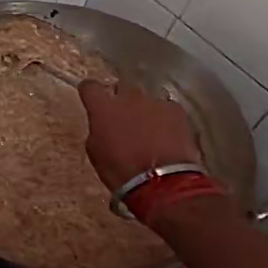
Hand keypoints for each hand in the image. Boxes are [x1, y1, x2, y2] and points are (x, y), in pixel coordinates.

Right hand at [78, 80, 200, 191]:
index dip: (90, 91)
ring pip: (145, 100)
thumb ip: (98, 130)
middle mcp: (128, 98)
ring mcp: (155, 102)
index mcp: (103, 108)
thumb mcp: (96, 152)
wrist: (161, 181)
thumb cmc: (120, 170)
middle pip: (122, 89)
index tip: (90, 97)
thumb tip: (104, 125)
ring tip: (147, 130)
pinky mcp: (177, 111)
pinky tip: (166, 135)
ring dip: (143, 111)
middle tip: (122, 119)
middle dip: (120, 101)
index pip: (90, 87)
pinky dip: (164, 119)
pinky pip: (166, 109)